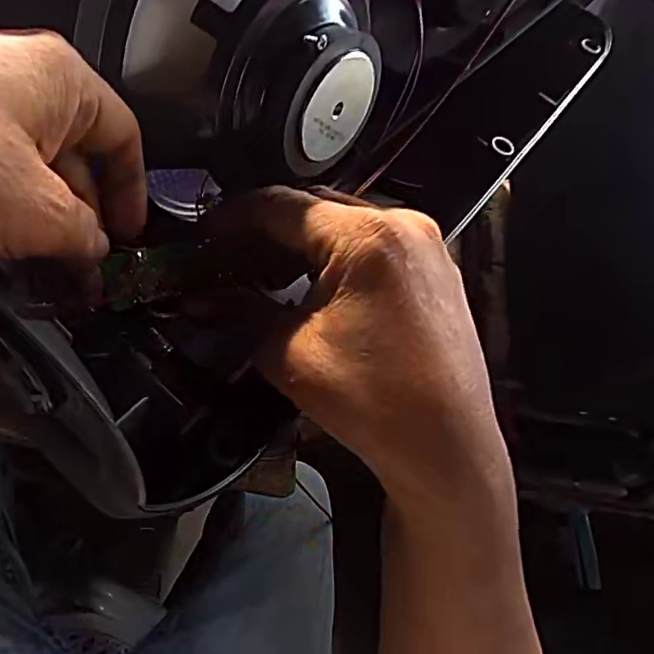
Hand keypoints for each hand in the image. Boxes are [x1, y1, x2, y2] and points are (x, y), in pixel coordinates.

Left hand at [0, 30, 145, 269]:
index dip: (134, 192)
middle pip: (75, 159)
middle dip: (84, 221)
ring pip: (25, 179)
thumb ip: (81, 234)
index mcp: (54, 78)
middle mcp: (11, 85)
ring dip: (40, 231)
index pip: (122, 135)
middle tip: (84, 277)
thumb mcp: (29, 207)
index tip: (129, 241)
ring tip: (43, 279)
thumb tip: (95, 251)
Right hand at [226, 187, 510, 506]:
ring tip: (266, 276)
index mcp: (368, 236)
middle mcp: (406, 228)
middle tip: (231, 257)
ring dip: (303, 246)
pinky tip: (312, 289)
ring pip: (346, 227)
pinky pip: (375, 248)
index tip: (209, 232)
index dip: (235, 217)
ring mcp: (427, 249)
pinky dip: (338, 260)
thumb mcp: (291, 354)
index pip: (282, 205)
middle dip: (268, 231)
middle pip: (316, 209)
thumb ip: (242, 313)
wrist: (445, 448)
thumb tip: (208, 299)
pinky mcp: (435, 273)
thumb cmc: (380, 404)